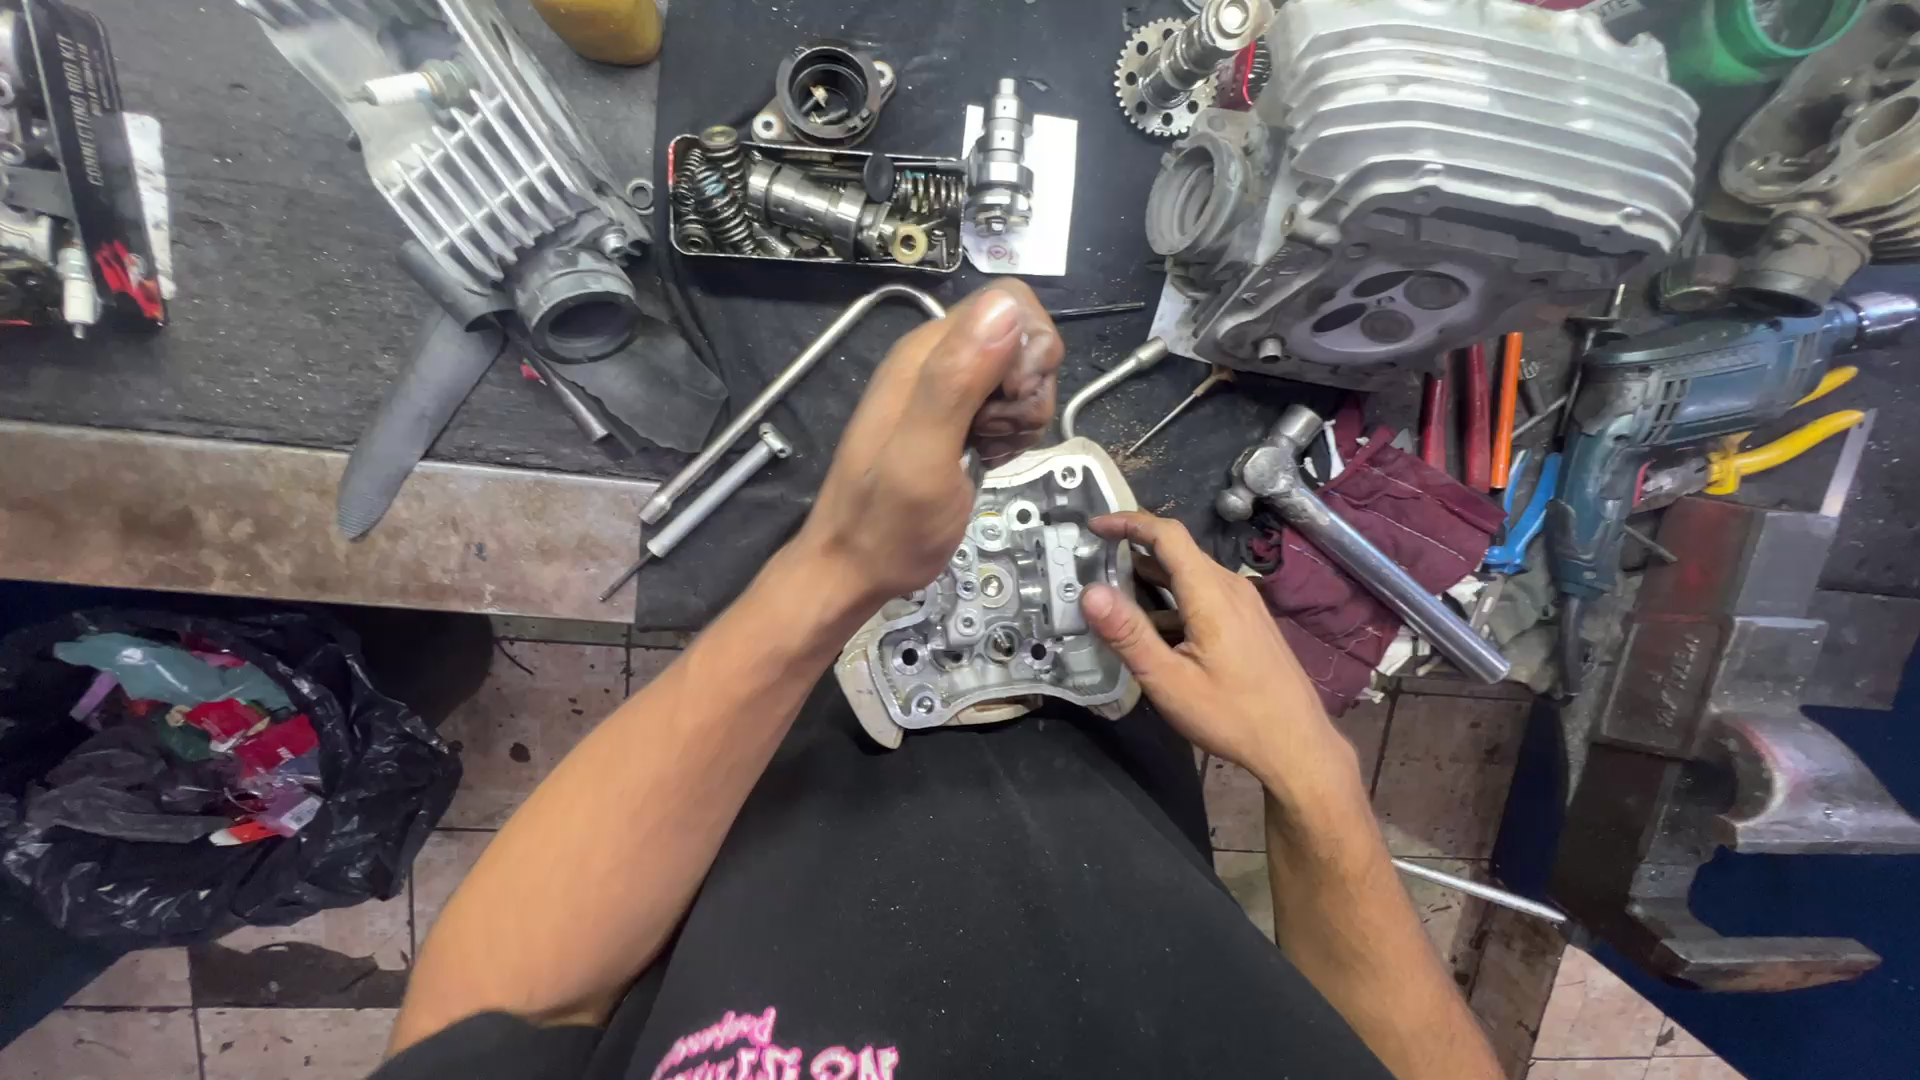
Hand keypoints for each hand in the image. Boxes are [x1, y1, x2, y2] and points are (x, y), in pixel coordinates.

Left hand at [795, 281, 1061, 605]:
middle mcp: (936, 360)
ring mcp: (947, 391)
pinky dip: (1012, 434)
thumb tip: (1006, 308)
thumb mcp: (922, 457)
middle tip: (995, 435)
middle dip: (1029, 388)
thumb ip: (956, 381)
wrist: (857, 569)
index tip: (1012, 402)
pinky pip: (1009, 407)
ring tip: (987, 452)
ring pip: (1021, 376)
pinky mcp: (958, 419)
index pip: (1009, 302)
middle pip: (1022, 338)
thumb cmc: (886, 525)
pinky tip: (987, 459)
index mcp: (923, 354)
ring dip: (1022, 417)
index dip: (1028, 349)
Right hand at [1078, 512, 1364, 806]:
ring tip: (1113, 592)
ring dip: (1151, 576)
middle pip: (1177, 551)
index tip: (1093, 526)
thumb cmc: (1232, 715)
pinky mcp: (1246, 621)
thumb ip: (1129, 634)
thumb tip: (1090, 593)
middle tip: (1093, 562)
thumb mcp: (1169, 680)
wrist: (1297, 746)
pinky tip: (1152, 628)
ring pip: (1189, 574)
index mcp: (1211, 593)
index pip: (1167, 535)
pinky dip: (1170, 599)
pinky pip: (1202, 594)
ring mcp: (1243, 604)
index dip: (1128, 522)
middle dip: (1133, 548)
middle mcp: (1230, 587)